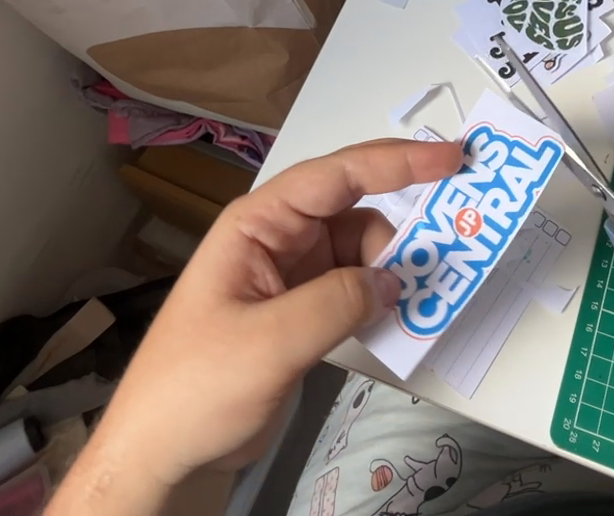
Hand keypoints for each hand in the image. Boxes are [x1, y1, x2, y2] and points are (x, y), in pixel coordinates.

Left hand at [48, 139, 460, 514]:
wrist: (162, 455)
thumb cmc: (195, 386)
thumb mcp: (269, 341)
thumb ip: (338, 302)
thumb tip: (394, 282)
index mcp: (261, 222)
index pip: (337, 175)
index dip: (398, 161)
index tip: (451, 158)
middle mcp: (281, 236)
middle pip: (357, 209)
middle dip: (402, 222)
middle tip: (449, 240)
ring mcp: (295, 273)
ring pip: (364, 249)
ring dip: (394, 268)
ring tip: (418, 297)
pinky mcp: (306, 308)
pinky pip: (359, 285)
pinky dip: (383, 295)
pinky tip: (399, 315)